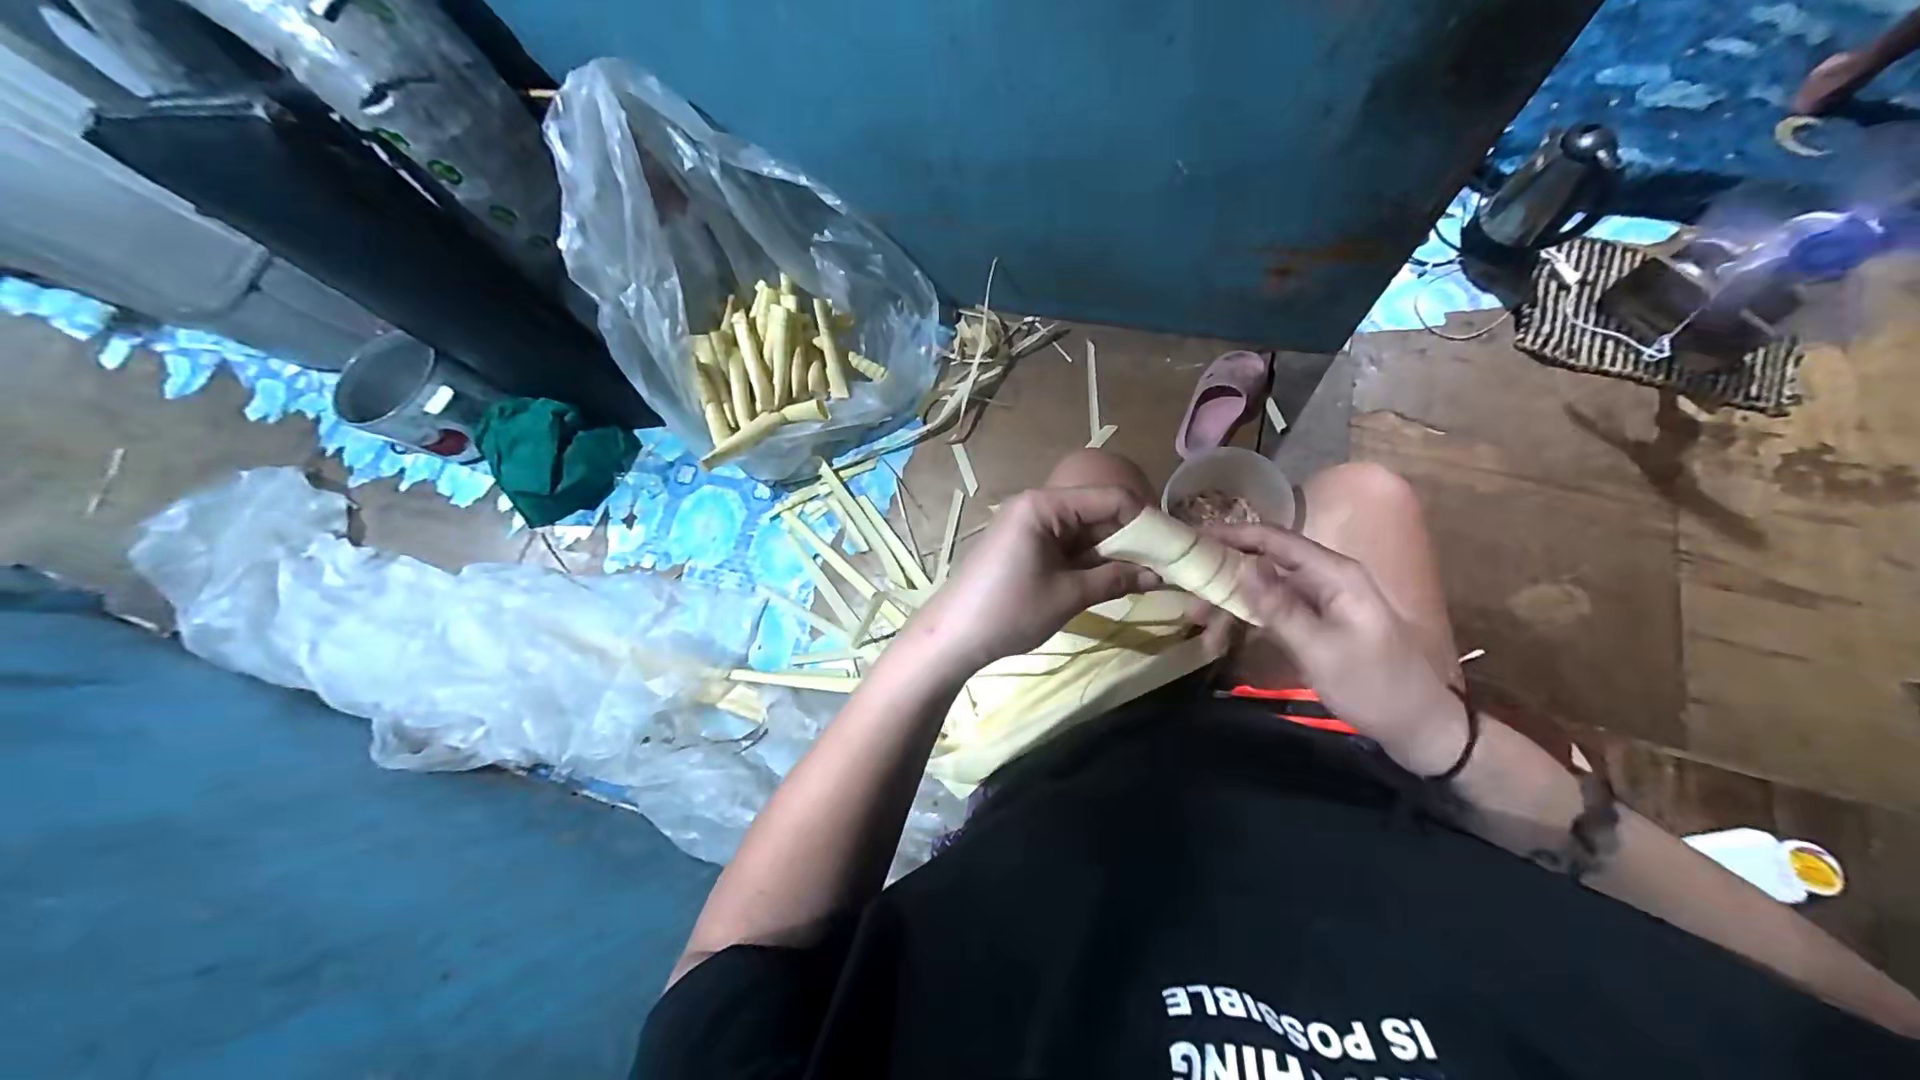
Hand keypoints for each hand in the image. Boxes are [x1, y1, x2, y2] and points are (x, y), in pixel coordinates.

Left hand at [907, 486, 1158, 673]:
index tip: (1173, 548)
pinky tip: (1111, 579)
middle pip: (1097, 512)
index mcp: (1044, 505)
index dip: (1145, 521)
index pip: (1110, 499)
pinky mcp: (1023, 545)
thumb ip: (1116, 578)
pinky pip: (1065, 544)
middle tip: (1165, 566)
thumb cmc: (1010, 611)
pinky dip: (1089, 560)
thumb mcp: (1069, 595)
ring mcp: (1027, 525)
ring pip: (1083, 530)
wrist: (952, 636)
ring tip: (1146, 576)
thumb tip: (1160, 575)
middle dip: (1131, 539)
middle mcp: (1036, 505)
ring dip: (1112, 552)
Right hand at [1202, 524, 1466, 774]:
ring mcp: (1323, 601)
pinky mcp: (1318, 622)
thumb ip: (1278, 607)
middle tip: (1191, 604)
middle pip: (1265, 564)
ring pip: (1264, 590)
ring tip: (1205, 635)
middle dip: (1225, 581)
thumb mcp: (1319, 649)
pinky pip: (1274, 612)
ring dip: (1233, 608)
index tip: (1191, 542)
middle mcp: (1328, 579)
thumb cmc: (1373, 686)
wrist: (1419, 727)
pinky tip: (1225, 643)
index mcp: (1336, 574)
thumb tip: (1242, 567)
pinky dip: (1249, 623)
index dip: (1232, 536)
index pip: (1275, 540)